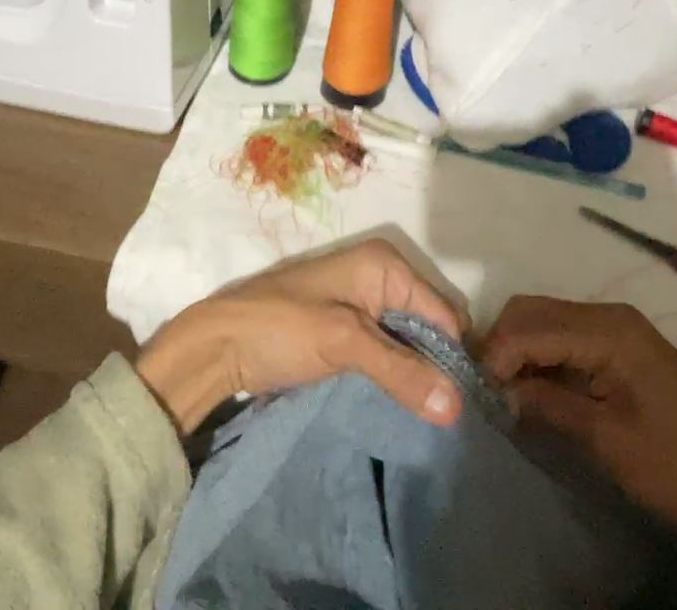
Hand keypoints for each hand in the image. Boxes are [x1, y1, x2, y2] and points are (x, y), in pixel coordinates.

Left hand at [134, 239, 466, 433]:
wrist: (214, 344)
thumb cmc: (279, 328)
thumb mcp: (344, 344)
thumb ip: (401, 371)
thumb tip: (457, 407)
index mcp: (384, 263)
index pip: (443, 313)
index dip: (453, 357)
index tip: (461, 404)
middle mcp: (380, 274)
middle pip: (430, 325)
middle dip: (437, 364)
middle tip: (445, 412)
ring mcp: (363, 301)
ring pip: (410, 340)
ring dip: (416, 372)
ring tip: (428, 412)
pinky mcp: (347, 327)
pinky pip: (388, 348)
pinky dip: (396, 371)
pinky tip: (401, 399)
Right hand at [481, 297, 676, 609]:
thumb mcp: (605, 438)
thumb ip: (547, 404)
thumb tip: (501, 391)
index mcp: (607, 330)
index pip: (527, 325)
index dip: (495, 355)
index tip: (479, 393)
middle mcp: (610, 316)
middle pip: (531, 311)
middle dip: (502, 345)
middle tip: (487, 390)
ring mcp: (619, 329)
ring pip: (545, 321)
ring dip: (520, 350)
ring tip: (506, 392)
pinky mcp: (624, 348)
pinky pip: (566, 337)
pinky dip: (542, 356)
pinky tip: (535, 389)